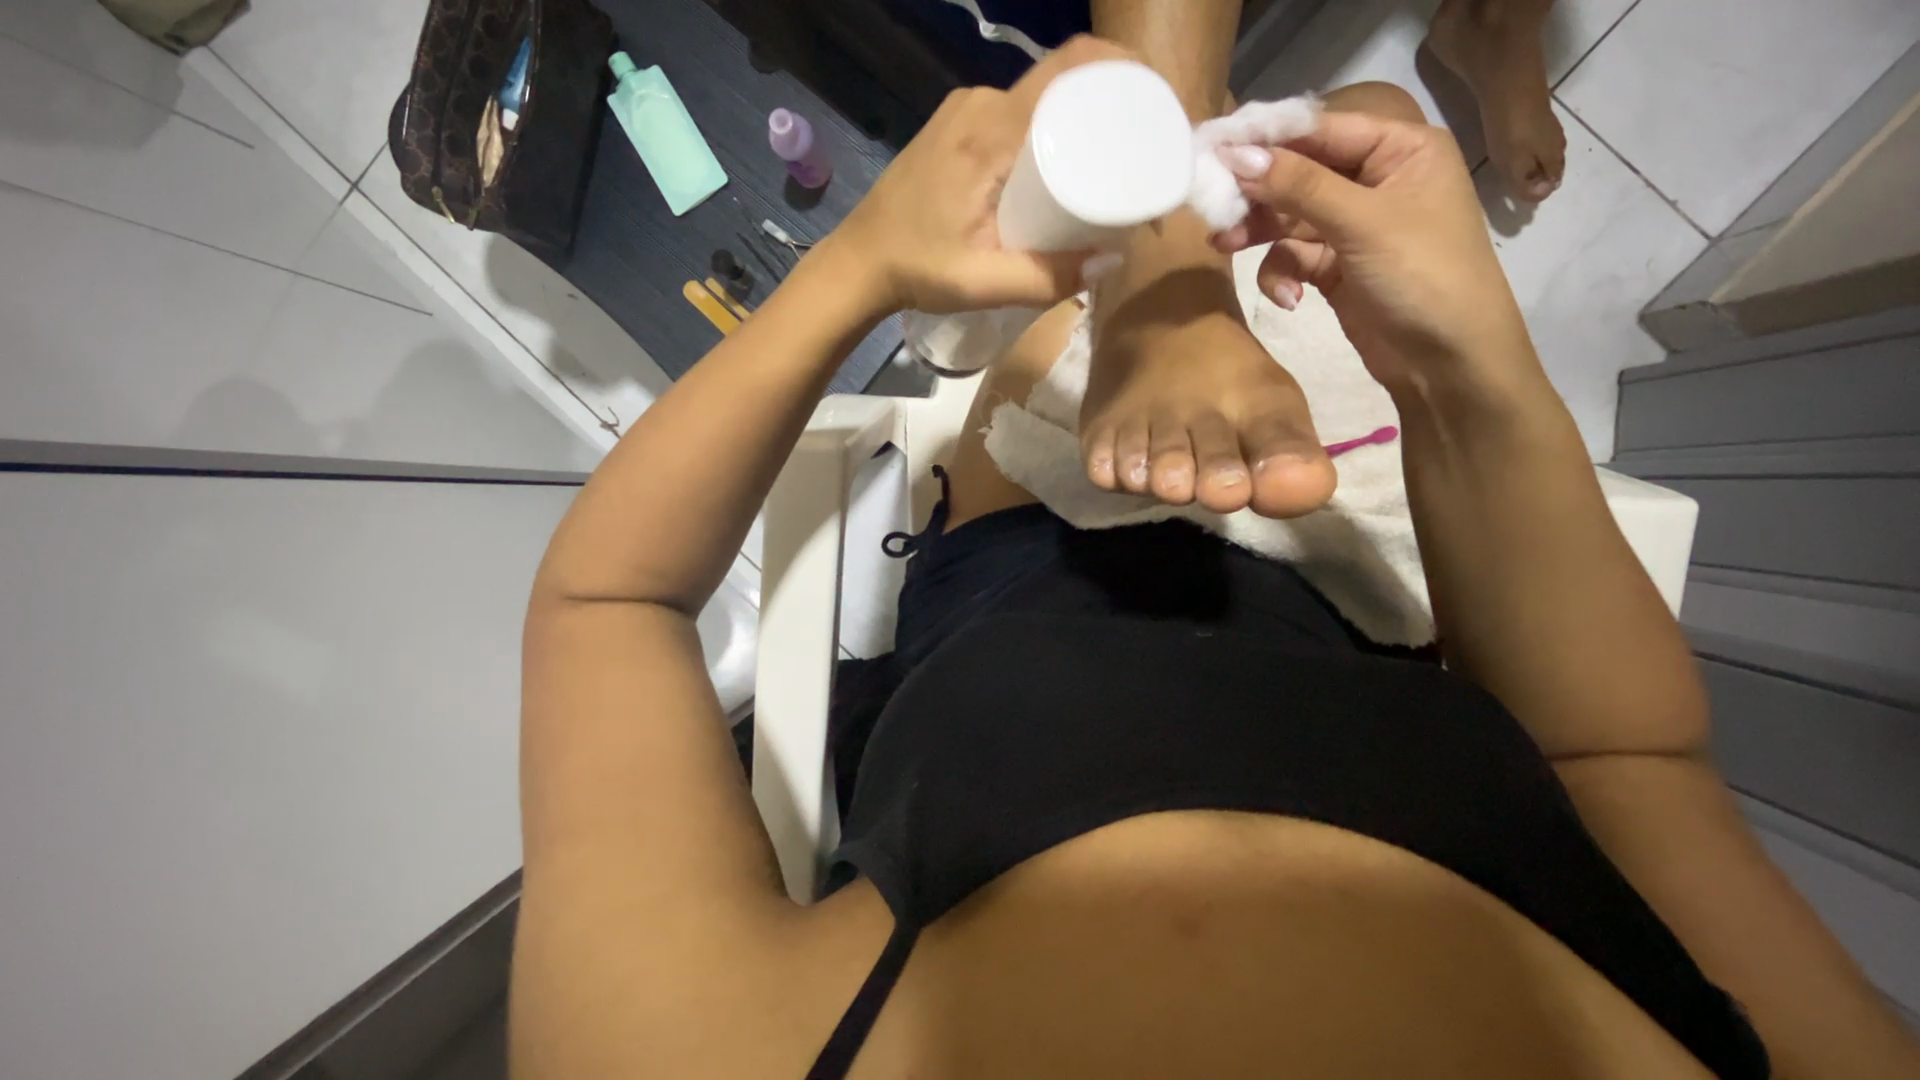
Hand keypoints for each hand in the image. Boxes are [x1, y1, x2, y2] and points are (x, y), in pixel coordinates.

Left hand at [829, 37, 1131, 315]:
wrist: (860, 261)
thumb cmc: (917, 270)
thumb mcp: (983, 283)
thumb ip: (1046, 278)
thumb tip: (1110, 262)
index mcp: (990, 131)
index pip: (1068, 67)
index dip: (1120, 71)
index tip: (1154, 104)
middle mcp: (980, 104)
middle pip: (1060, 85)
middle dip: (1105, 112)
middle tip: (1135, 158)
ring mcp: (964, 110)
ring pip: (1038, 100)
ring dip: (1072, 125)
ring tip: (1102, 168)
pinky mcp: (955, 124)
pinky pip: (1015, 112)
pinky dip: (1044, 131)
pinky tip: (1056, 167)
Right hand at [1212, 113, 1537, 394]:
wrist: (1447, 362)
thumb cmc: (1422, 275)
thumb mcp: (1362, 223)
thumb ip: (1298, 185)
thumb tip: (1236, 154)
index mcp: (1400, 149)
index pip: (1321, 129)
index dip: (1267, 138)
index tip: (1214, 146)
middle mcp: (1375, 180)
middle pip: (1298, 173)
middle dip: (1258, 194)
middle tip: (1213, 205)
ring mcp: (1353, 226)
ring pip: (1288, 218)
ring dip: (1258, 234)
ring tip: (1224, 247)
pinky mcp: (1334, 267)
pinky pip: (1293, 257)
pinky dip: (1282, 274)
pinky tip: (1289, 299)